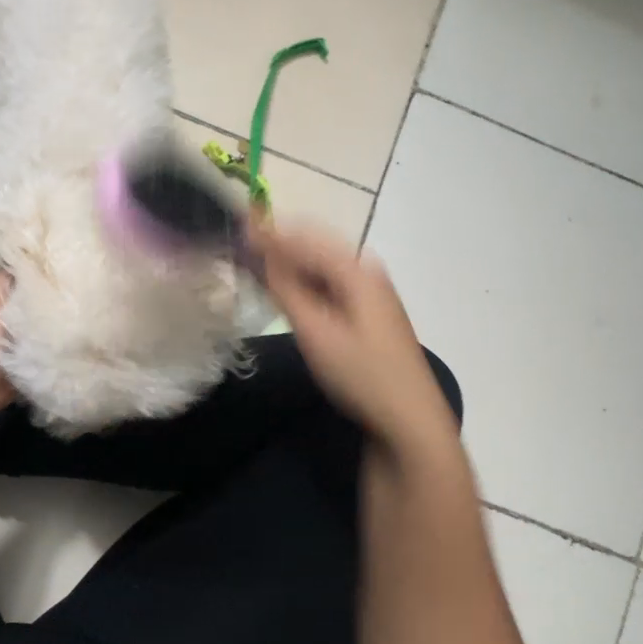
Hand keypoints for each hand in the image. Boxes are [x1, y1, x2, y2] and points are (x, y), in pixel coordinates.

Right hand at [248, 221, 451, 442]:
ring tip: (251, 267)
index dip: (268, 231)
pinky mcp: (366, 313)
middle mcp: (366, 272)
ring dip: (287, 264)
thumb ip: (284, 289)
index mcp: (356, 271)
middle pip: (314, 247)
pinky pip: (327, 284)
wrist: (408, 418)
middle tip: (237, 249)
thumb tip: (257, 252)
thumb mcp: (316, 331)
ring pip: (320, 267)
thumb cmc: (360, 374)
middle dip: (276, 245)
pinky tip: (282, 292)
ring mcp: (369, 293)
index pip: (304, 237)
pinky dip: (301, 283)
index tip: (234, 225)